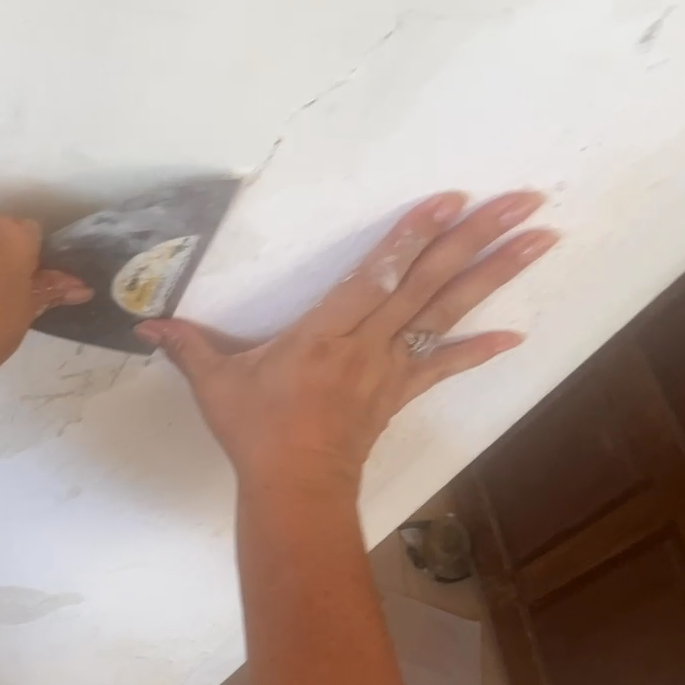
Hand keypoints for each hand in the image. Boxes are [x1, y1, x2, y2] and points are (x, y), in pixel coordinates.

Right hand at [136, 190, 556, 495]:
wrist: (291, 485)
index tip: (449, 201)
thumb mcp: (214, 385)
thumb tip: (143, 325)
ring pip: (444, 314)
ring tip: (542, 238)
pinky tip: (515, 333)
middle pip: (424, 285)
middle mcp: (364, 344)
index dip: (409, 238)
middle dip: (473, 240)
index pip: (373, 276)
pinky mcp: (397, 393)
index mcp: (320, 335)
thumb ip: (186, 347)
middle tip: (525, 200)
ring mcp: (387, 368)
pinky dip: (476, 351)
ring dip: (494, 275)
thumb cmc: (254, 431)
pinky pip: (441, 367)